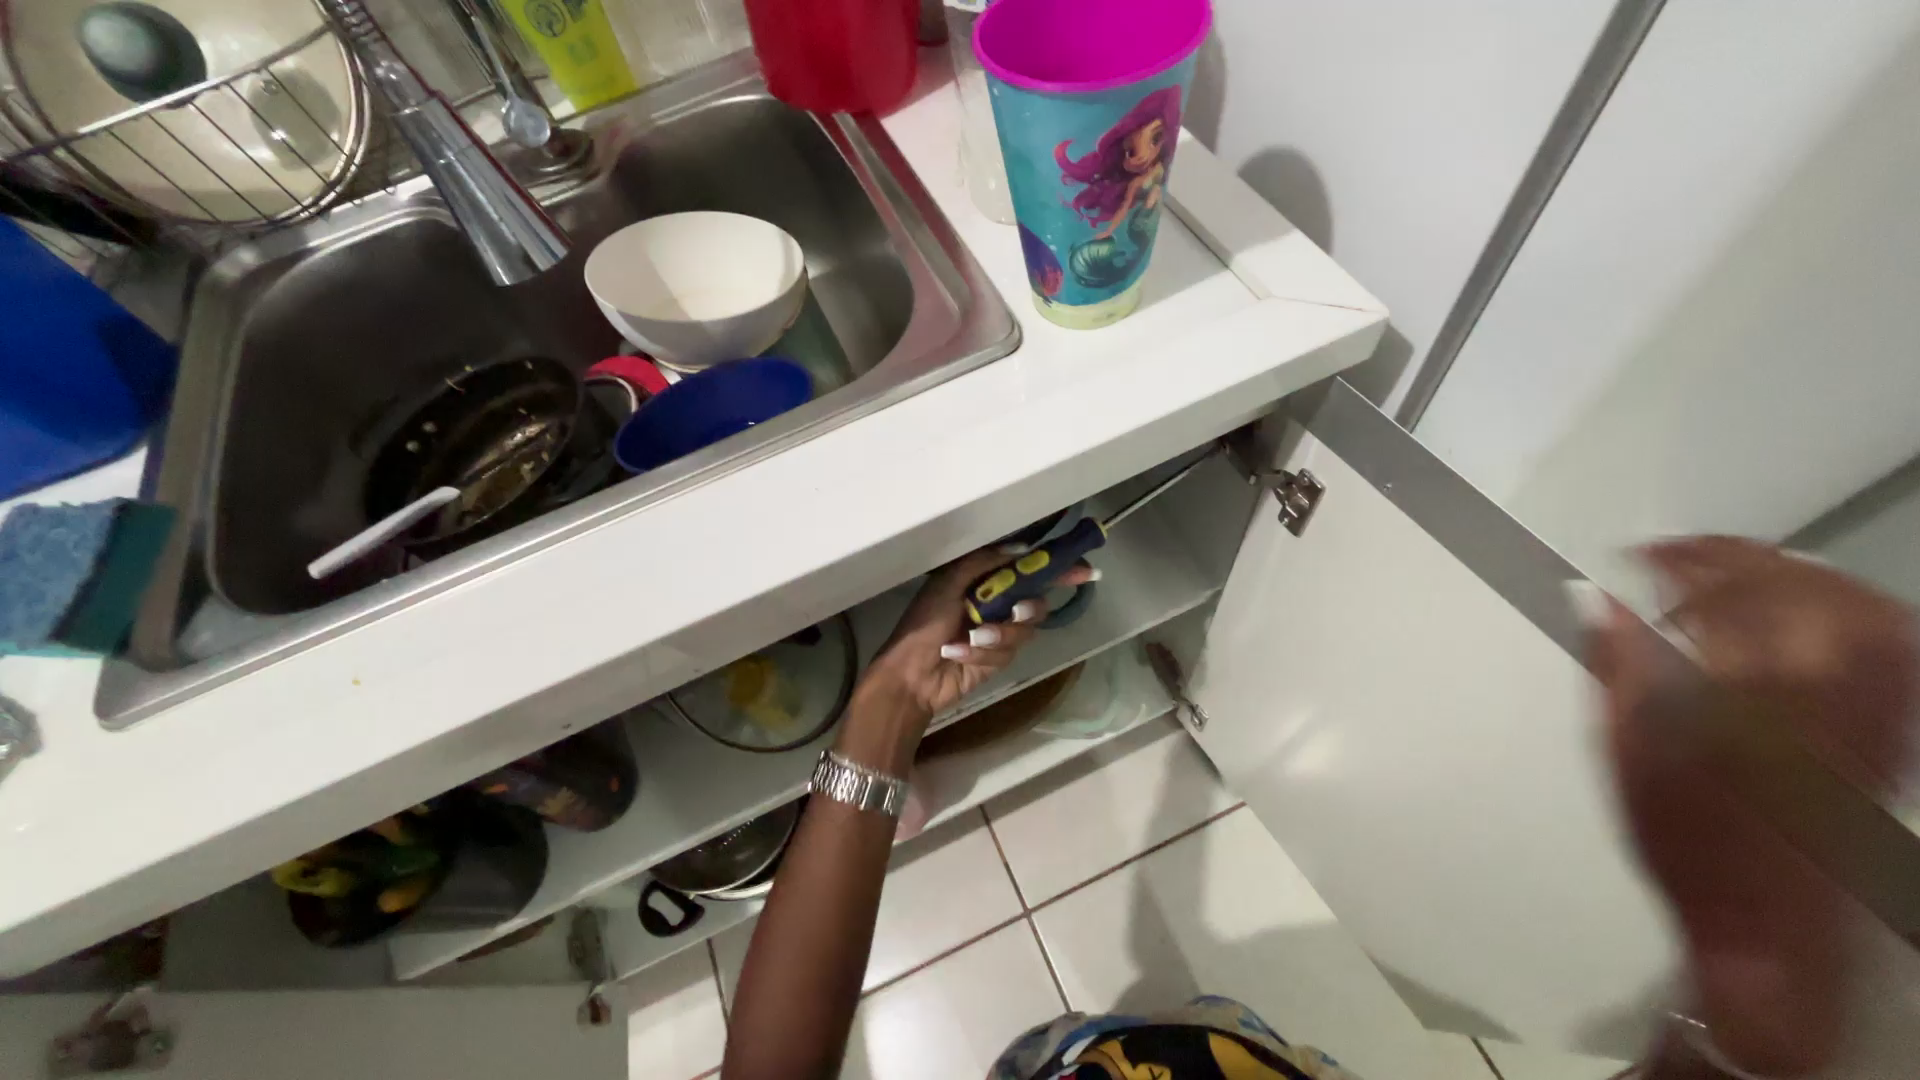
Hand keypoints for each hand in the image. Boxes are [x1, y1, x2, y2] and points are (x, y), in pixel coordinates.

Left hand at [863, 548, 1096, 719]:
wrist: (910, 673)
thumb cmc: (923, 622)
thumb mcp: (948, 583)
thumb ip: (985, 562)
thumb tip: (1023, 549)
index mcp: (985, 580)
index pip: (1029, 571)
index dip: (1059, 570)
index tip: (1085, 570)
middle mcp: (997, 604)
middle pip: (1036, 602)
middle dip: (1027, 609)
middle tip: (1014, 612)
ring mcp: (1000, 633)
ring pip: (1025, 630)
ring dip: (998, 634)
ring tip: (971, 637)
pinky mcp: (997, 659)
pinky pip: (1006, 652)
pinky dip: (981, 652)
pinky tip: (958, 653)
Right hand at [1584, 538, 1918, 1076]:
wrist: (1770, 917)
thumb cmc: (1682, 838)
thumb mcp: (1624, 751)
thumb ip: (1617, 667)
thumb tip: (1599, 602)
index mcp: (1739, 694)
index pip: (1717, 594)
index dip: (1675, 561)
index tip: (1638, 555)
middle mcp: (1817, 689)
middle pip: (1791, 587)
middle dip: (1730, 555)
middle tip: (1680, 552)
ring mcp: (1866, 707)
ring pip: (1853, 604)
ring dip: (1793, 571)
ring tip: (1740, 567)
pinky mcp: (1889, 726)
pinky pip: (1892, 643)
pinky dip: (1853, 606)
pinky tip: (1814, 604)